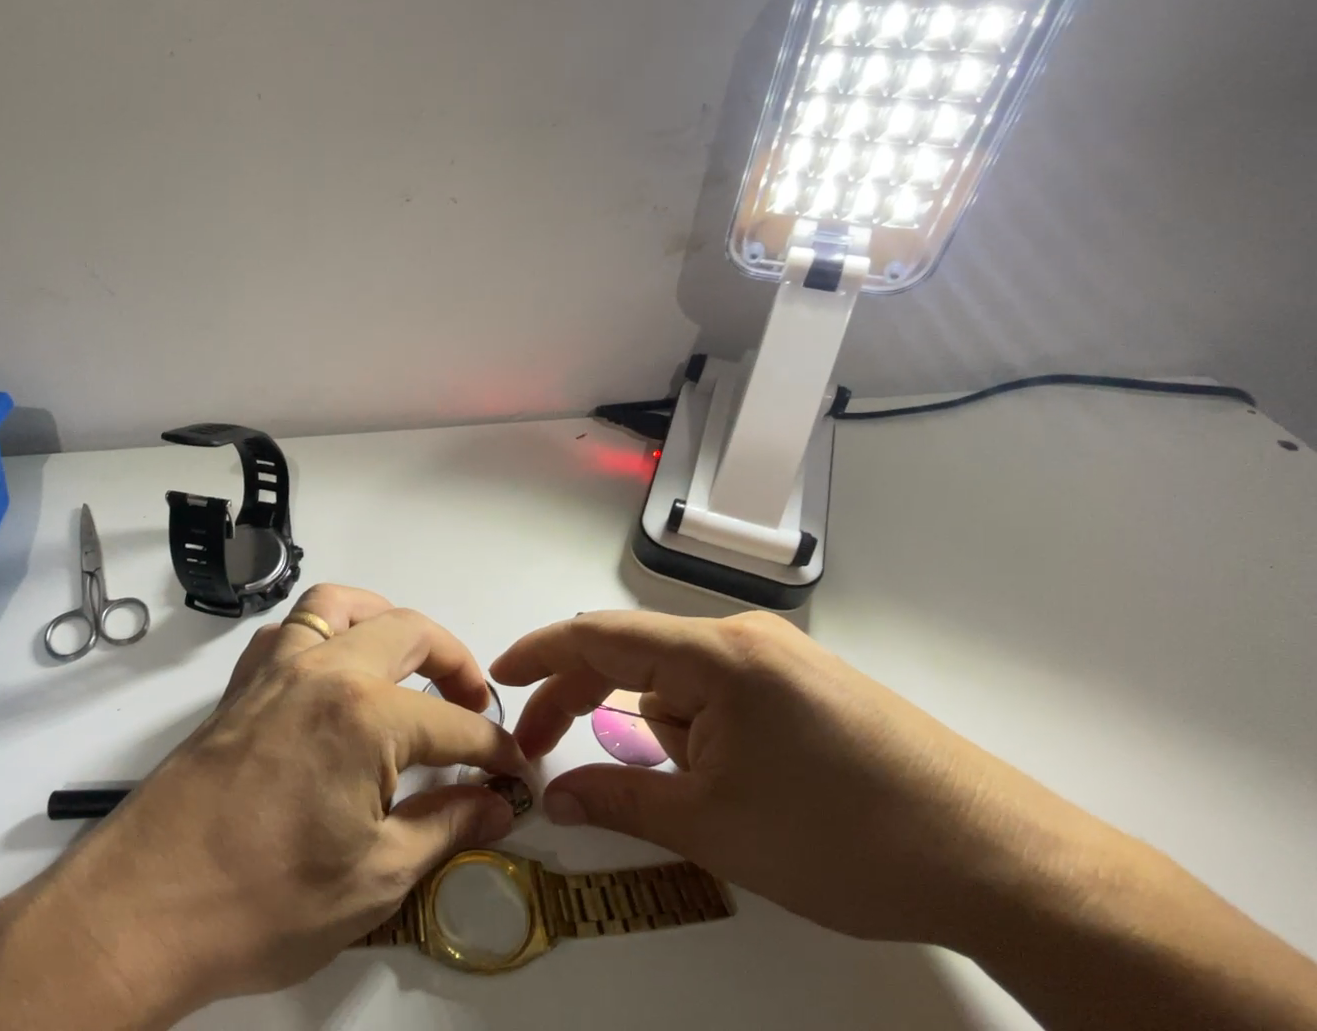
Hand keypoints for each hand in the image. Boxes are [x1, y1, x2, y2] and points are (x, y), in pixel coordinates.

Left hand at [9, 585, 525, 1024]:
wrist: (141, 910)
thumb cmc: (263, 904)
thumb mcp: (374, 879)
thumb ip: (444, 829)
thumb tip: (495, 806)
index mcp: (366, 715)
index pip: (455, 724)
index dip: (495, 750)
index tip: (514, 772)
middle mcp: (322, 670)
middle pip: (409, 633)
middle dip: (456, 664)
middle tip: (474, 707)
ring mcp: (273, 670)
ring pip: (342, 606)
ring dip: (387, 622)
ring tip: (410, 664)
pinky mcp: (238, 685)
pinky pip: (291, 630)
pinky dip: (327, 631)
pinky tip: (336, 675)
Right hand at [491, 610, 1115, 946]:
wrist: (1009, 866)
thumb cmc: (846, 840)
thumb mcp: (713, 827)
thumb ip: (619, 801)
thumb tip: (552, 797)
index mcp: (719, 655)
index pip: (600, 636)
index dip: (538, 655)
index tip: (495, 677)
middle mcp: (749, 641)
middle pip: (636, 658)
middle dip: (584, 705)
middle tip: (542, 755)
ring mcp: (788, 665)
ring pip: (683, 689)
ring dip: (661, 739)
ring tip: (704, 804)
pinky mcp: (815, 692)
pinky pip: (727, 701)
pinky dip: (702, 739)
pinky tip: (741, 792)